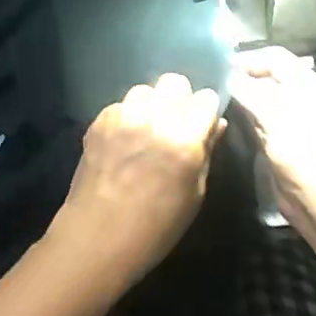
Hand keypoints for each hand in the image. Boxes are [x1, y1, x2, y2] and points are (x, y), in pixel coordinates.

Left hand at [46, 73, 224, 288]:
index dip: (207, 111)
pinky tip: (125, 143)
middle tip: (178, 125)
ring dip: (152, 105)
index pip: (205, 99)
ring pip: (145, 90)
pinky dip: (128, 117)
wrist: (98, 233)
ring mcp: (122, 114)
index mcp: (183, 137)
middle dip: (181, 99)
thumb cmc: (156, 225)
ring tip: (148, 132)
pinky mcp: (99, 119)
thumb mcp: (194, 195)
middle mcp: (152, 116)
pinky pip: (121, 106)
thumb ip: (206, 152)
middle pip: (174, 82)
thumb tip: (216, 124)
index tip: (204, 125)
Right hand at [228, 49, 315, 243]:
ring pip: (261, 94)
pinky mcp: (280, 135)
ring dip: (241, 91)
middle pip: (269, 74)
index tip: (222, 63)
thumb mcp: (275, 118)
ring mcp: (292, 117)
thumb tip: (226, 73)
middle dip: (243, 74)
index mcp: (313, 88)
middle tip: (215, 76)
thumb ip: (249, 91)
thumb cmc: (303, 156)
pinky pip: (258, 113)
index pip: (278, 58)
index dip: (251, 58)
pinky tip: (227, 108)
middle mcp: (304, 98)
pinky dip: (243, 108)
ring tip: (215, 89)